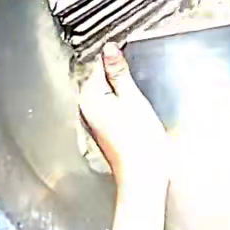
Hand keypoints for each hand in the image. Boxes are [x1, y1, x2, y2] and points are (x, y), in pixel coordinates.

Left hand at [79, 42, 169, 189]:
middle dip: (117, 70)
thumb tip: (109, 48)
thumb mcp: (132, 99)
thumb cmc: (140, 144)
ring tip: (136, 89)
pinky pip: (108, 104)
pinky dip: (120, 100)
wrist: (143, 180)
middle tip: (136, 69)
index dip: (116, 55)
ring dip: (120, 85)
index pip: (100, 63)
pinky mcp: (103, 129)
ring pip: (105, 90)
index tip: (130, 52)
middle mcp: (86, 108)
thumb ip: (119, 72)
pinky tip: (134, 105)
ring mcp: (93, 120)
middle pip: (100, 76)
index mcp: (90, 97)